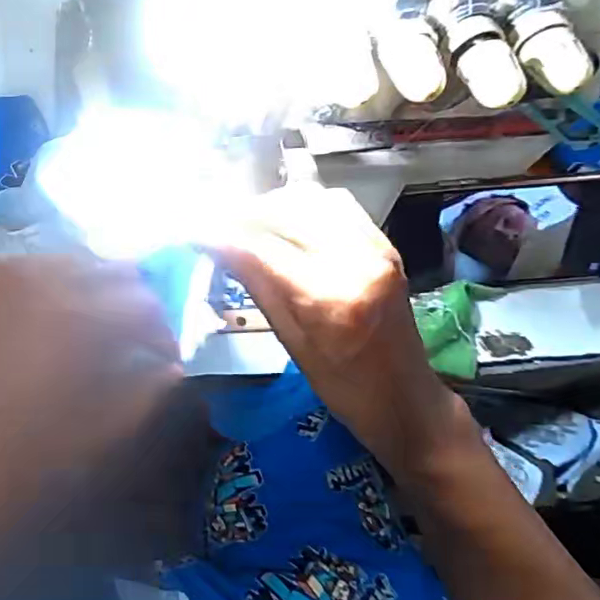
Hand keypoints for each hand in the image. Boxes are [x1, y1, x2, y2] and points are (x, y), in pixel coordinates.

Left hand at [0, 256, 180, 599]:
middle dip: (127, 312)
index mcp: (68, 309)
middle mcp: (24, 270)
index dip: (166, 333)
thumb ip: (137, 401)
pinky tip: (21, 345)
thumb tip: (173, 371)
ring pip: (56, 270)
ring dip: (81, 303)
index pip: (148, 299)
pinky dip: (33, 301)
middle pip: (104, 272)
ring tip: (75, 356)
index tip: (166, 369)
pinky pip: (10, 277)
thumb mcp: (77, 453)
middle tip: (125, 363)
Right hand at [213, 185, 476, 477]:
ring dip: (271, 206)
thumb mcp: (290, 341)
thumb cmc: (343, 387)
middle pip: (284, 211)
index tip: (191, 229)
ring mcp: (375, 247)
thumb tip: (215, 245)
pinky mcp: (384, 244)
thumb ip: (255, 283)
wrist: (408, 399)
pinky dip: (301, 208)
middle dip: (241, 215)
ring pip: (309, 200)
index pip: (259, 247)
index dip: (219, 233)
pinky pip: (335, 205)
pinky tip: (284, 226)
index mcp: (327, 297)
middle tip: (214, 227)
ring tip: (247, 226)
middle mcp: (354, 260)